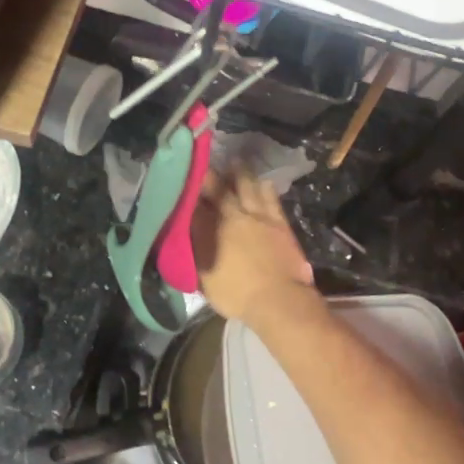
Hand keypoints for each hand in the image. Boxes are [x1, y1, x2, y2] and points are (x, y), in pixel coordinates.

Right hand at [191, 170, 315, 327]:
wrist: (278, 300)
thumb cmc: (236, 294)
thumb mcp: (204, 278)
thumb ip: (194, 253)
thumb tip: (184, 236)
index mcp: (211, 230)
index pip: (195, 204)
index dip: (189, 191)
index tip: (184, 180)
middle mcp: (233, 216)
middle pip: (219, 189)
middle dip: (210, 176)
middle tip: (205, 164)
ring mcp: (259, 217)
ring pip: (247, 187)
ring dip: (239, 174)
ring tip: (234, 163)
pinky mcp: (279, 222)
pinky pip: (271, 198)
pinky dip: (265, 188)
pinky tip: (263, 182)